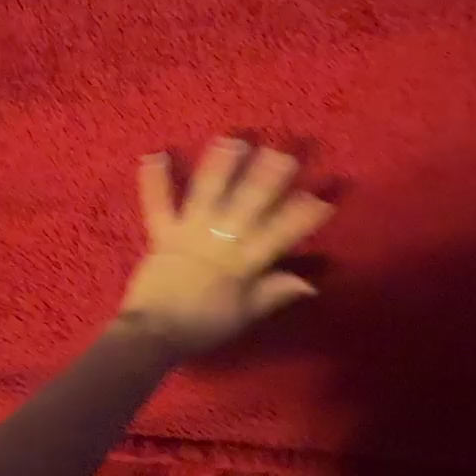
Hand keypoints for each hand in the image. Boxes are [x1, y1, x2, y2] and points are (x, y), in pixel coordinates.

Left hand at [119, 137, 335, 358]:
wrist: (153, 335)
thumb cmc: (203, 327)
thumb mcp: (245, 316)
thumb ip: (275, 293)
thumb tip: (311, 283)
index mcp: (243, 263)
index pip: (280, 235)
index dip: (302, 217)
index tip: (323, 197)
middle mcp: (219, 240)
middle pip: (247, 205)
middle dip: (267, 178)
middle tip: (283, 153)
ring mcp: (189, 232)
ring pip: (208, 195)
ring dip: (220, 167)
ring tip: (233, 140)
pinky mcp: (161, 233)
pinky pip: (157, 204)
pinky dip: (154, 180)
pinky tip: (155, 153)